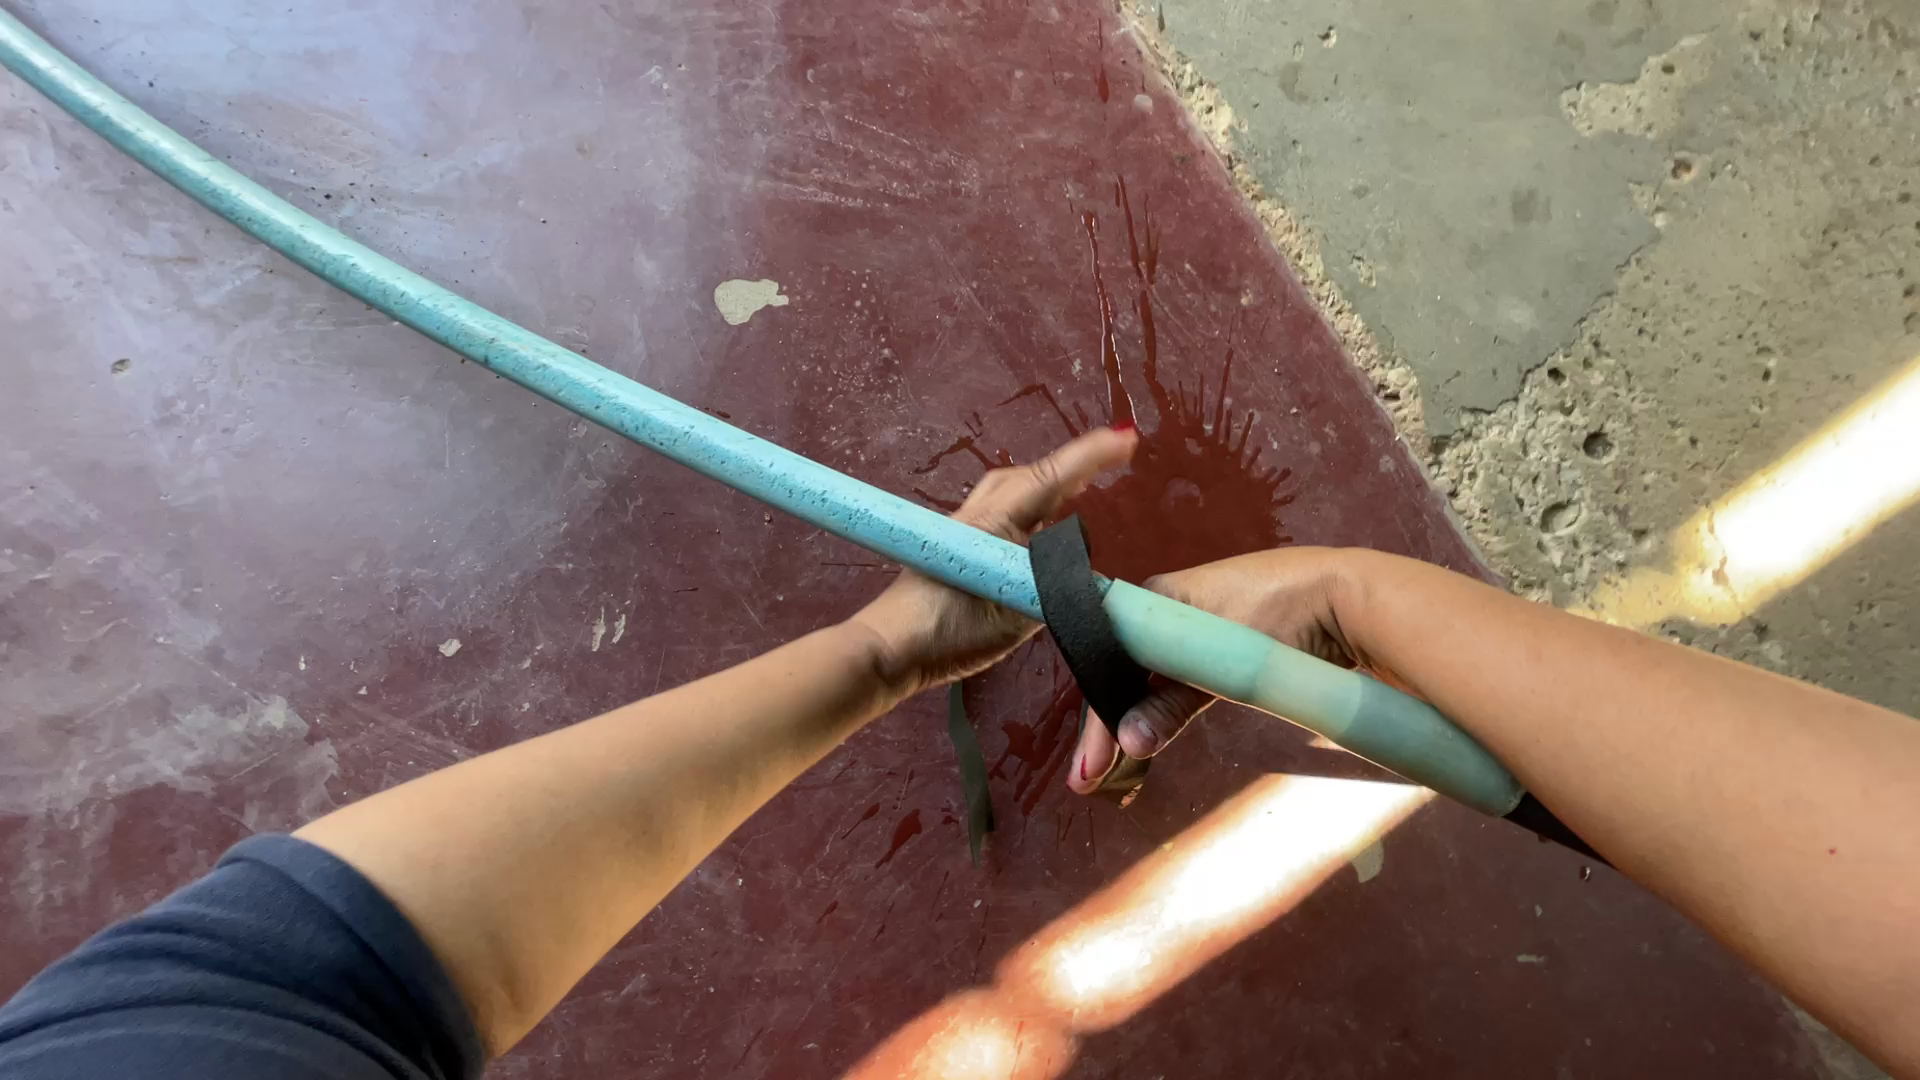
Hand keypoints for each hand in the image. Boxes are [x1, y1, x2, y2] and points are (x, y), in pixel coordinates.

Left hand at [849, 427, 1138, 695]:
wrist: (887, 650)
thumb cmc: (945, 632)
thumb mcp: (1012, 619)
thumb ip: (1053, 595)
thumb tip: (1086, 584)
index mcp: (992, 522)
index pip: (1049, 479)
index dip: (1090, 457)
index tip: (1127, 438)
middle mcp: (977, 515)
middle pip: (1028, 478)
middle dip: (1069, 470)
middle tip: (1109, 466)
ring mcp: (961, 530)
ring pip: (1010, 494)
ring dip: (1046, 491)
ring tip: (1079, 496)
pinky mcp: (954, 550)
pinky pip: (1001, 517)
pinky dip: (1027, 516)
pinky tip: (1036, 538)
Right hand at [1066, 546, 1394, 793]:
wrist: (1352, 597)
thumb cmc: (1279, 611)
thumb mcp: (1219, 661)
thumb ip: (1170, 700)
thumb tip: (1126, 743)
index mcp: (1157, 599)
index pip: (1108, 657)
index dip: (1097, 710)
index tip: (1089, 762)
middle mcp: (1169, 615)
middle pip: (1124, 674)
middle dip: (1104, 726)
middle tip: (1088, 780)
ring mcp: (1197, 635)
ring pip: (1147, 683)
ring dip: (1127, 725)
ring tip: (1108, 774)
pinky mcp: (1226, 654)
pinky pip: (1176, 686)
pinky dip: (1159, 716)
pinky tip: (1144, 744)